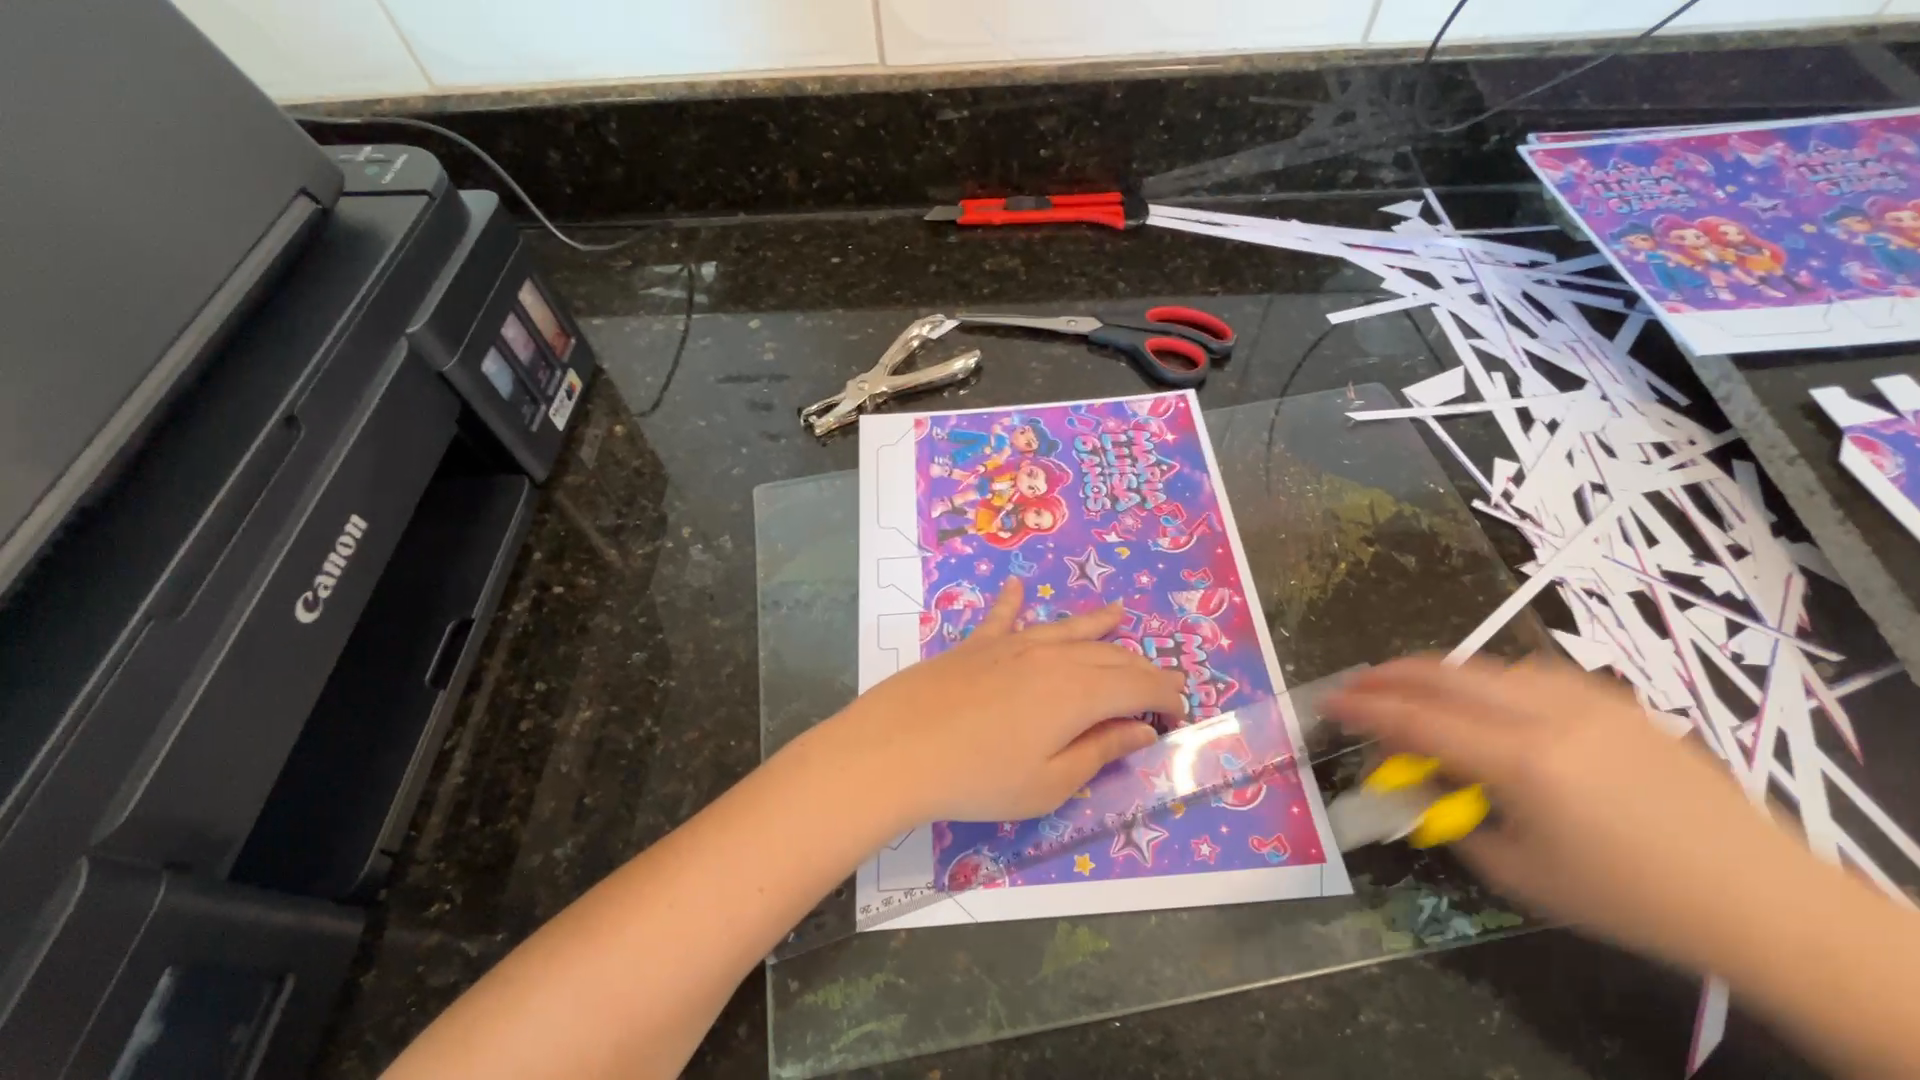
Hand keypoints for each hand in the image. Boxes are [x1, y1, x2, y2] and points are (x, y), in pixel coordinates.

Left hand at [810, 578, 1186, 826]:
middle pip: (1111, 656)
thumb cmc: (979, 778)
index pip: (1141, 686)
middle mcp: (1053, 656)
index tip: (1181, 713)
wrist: (896, 749)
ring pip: (1068, 630)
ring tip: (1120, 614)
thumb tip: (1142, 729)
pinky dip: (1015, 603)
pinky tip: (1019, 587)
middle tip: (1161, 682)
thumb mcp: (1050, 782)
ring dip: (1098, 625)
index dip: (1167, 697)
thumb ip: (1100, 751)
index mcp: (1080, 692)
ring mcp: (1012, 645)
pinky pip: (1004, 618)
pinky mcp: (975, 646)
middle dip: (1143, 668)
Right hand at [1325, 654, 1818, 976]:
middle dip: (1389, 674)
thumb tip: (1418, 779)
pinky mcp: (1617, 701)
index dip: (1364, 709)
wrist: (1754, 896)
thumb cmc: (1625, 898)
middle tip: (1355, 686)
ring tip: (1412, 691)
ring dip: (1439, 673)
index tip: (1327, 703)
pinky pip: (1532, 673)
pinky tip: (1486, 700)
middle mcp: (1549, 714)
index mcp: (1521, 762)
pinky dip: (1489, 679)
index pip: (1416, 719)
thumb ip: (1455, 815)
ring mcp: (1589, 700)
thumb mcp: (1517, 872)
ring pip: (1488, 665)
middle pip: (1446, 672)